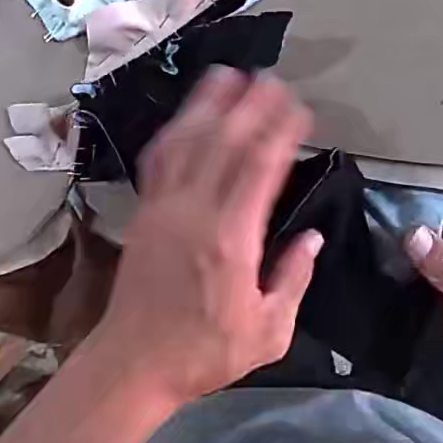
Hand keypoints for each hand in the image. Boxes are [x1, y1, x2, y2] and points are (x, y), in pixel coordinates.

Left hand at [94, 67, 322, 407]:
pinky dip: (176, 130)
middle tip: (272, 79)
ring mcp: (164, 208)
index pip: (260, 168)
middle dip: (251, 105)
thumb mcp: (268, 332)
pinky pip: (160, 160)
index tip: (300, 109)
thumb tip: (312, 237)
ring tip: (228, 75)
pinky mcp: (145, 213)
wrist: (130, 368)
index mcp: (231, 238)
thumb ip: (294, 279)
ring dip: (208, 105)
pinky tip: (189, 114)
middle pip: (224, 143)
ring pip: (187, 143)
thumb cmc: (204, 351)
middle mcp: (195, 213)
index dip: (281, 132)